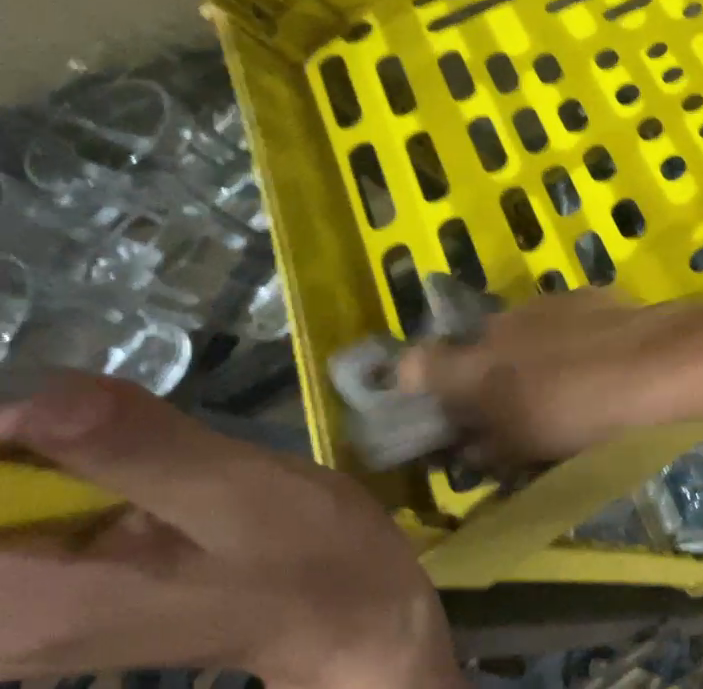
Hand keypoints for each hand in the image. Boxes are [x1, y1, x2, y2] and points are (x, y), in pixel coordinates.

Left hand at [0, 376, 461, 688]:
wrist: (348, 612)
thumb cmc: (304, 555)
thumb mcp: (240, 490)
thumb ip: (141, 448)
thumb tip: (42, 396)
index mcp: (22, 606)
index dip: (16, 440)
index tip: (96, 414)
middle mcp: (0, 626)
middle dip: (45, 456)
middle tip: (138, 436)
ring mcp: (24, 623)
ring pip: (15, 516)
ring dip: (67, 471)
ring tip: (158, 461)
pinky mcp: (58, 607)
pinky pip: (38, 535)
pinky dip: (80, 491)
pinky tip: (148, 488)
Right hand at [399, 288, 697, 465]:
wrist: (654, 362)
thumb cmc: (578, 414)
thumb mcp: (523, 448)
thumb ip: (489, 445)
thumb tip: (474, 444)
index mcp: (470, 366)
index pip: (415, 367)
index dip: (422, 386)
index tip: (445, 407)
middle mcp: (499, 324)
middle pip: (478, 345)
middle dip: (490, 370)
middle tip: (517, 402)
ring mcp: (547, 302)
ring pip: (526, 328)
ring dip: (535, 349)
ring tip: (568, 379)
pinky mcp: (591, 292)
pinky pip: (569, 317)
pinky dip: (576, 333)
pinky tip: (604, 356)